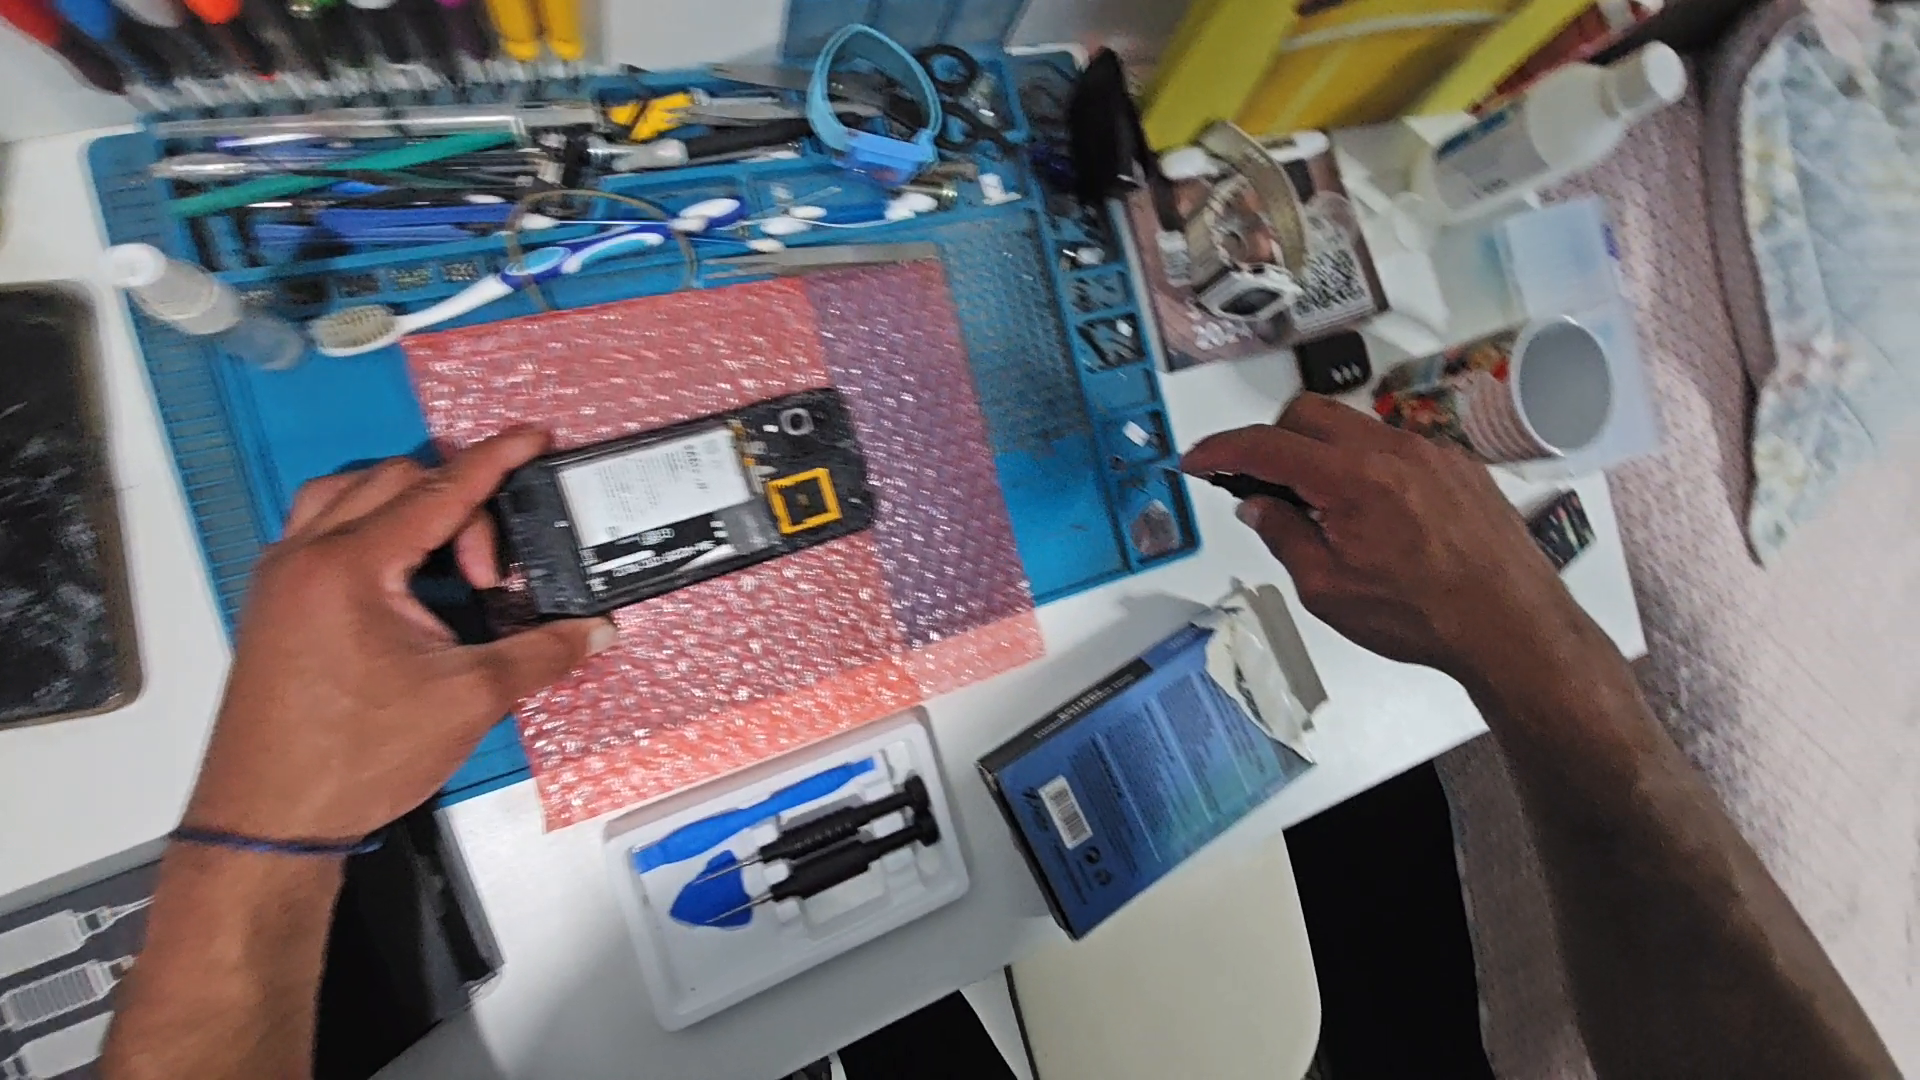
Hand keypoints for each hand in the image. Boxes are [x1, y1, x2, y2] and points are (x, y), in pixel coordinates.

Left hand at [183, 428, 617, 842]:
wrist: (269, 821)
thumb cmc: (364, 754)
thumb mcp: (473, 697)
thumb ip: (544, 651)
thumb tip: (601, 629)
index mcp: (351, 568)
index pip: (439, 492)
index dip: (497, 459)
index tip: (536, 437)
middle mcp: (306, 558)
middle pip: (395, 482)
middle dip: (462, 505)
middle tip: (495, 568)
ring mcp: (283, 579)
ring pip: (348, 495)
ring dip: (410, 504)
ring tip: (454, 555)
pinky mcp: (279, 603)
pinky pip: (327, 528)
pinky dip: (378, 527)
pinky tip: (413, 575)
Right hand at [1181, 394, 1588, 683]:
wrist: (1515, 628)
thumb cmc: (1415, 617)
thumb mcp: (1325, 588)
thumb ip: (1283, 535)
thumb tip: (1256, 504)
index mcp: (1353, 480)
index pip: (1267, 445)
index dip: (1220, 448)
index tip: (1194, 460)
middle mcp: (1392, 450)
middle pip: (1307, 412)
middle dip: (1269, 439)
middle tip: (1261, 485)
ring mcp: (1431, 452)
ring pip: (1351, 425)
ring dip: (1316, 451)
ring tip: (1320, 507)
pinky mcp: (1458, 464)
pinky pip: (1391, 444)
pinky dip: (1359, 463)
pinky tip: (1370, 512)